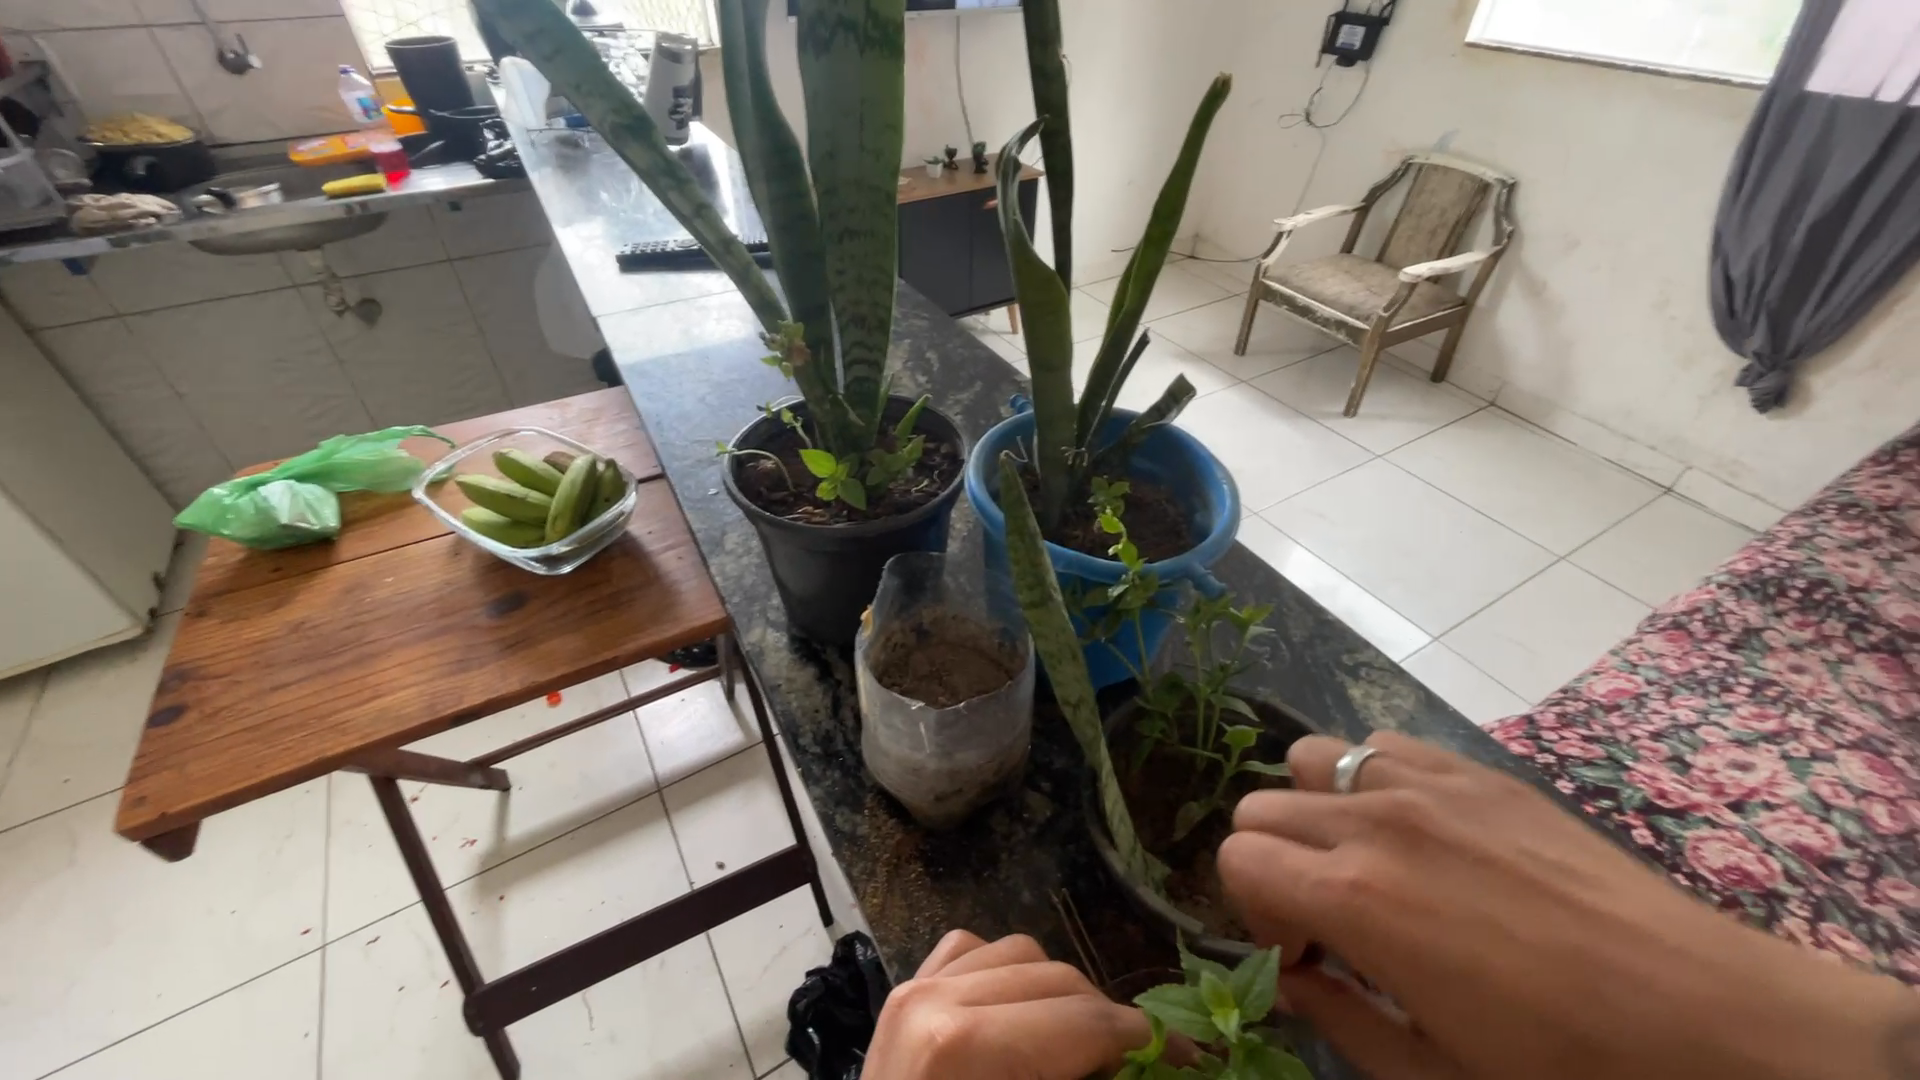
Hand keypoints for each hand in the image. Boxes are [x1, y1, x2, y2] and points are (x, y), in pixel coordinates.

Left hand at [863, 931, 1150, 1079]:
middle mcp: (936, 998)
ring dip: (1057, 992)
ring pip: (1020, 952)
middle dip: (1106, 1020)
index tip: (1189, 1056)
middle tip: (1136, 1061)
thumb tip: (1154, 1061)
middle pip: (1057, 979)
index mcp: (965, 1045)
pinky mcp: (904, 988)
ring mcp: (914, 986)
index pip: (1083, 1021)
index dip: (1145, 1039)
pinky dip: (1004, 970)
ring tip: (1074, 1041)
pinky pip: (971, 949)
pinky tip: (1016, 1009)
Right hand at [1218, 733, 1919, 1079]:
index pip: (1237, 860)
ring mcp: (1423, 785)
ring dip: (1313, 810)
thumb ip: (1334, 1015)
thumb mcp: (1432, 1074)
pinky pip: (1379, 746)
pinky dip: (1371, 781)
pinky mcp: (1472, 770)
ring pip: (1307, 761)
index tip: (1306, 949)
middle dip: (1276, 864)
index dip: (1255, 911)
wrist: (1713, 1020)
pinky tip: (1418, 829)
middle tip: (1331, 913)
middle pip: (1259, 809)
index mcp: (1354, 898)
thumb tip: (1292, 974)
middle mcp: (1372, 822)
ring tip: (1366, 858)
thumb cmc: (1565, 1066)